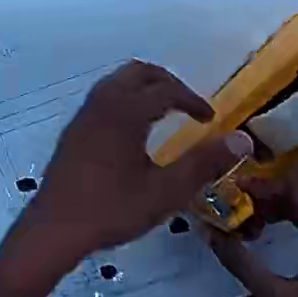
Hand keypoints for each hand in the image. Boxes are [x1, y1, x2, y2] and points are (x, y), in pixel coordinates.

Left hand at [24, 60, 251, 266]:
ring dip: (144, 87)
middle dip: (168, 82)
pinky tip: (135, 128)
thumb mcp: (166, 191)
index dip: (192, 100)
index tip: (211, 119)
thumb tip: (241, 139)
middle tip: (190, 107)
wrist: (56, 224)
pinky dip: (126, 97)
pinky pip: (104, 95)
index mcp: (125, 112)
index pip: (165, 89)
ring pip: (117, 81)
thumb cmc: (112, 208)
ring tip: (167, 113)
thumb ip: (203, 163)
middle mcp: (102, 102)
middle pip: (138, 72)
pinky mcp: (74, 127)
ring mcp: (84, 113)